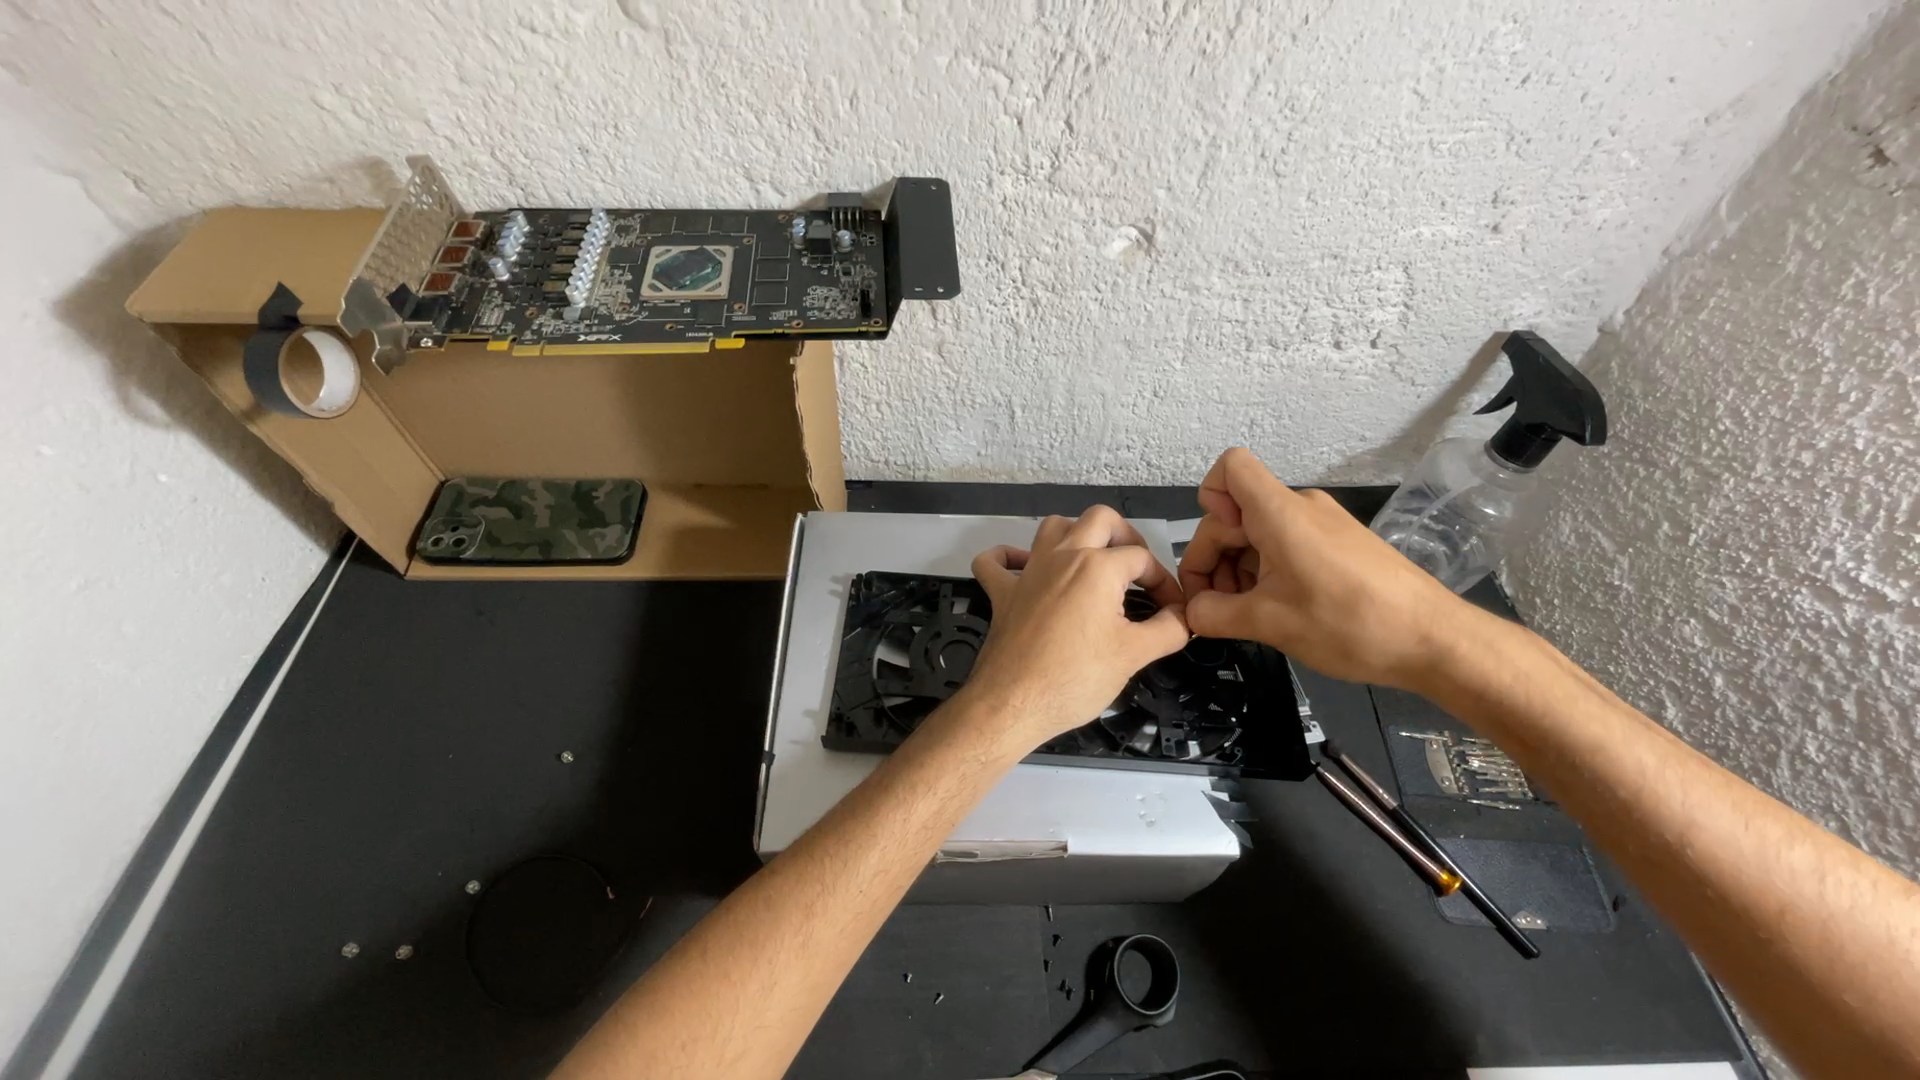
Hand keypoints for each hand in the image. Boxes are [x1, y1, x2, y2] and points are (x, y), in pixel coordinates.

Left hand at [966, 507, 1191, 749]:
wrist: (1013, 703)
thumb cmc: (1075, 678)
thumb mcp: (1134, 654)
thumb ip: (1168, 629)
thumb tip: (1183, 617)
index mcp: (1097, 567)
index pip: (1143, 559)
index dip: (1164, 582)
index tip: (1172, 609)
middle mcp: (1062, 556)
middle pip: (1099, 519)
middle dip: (1125, 536)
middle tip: (1136, 570)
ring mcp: (1027, 572)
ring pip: (1051, 528)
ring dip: (1074, 534)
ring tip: (1092, 562)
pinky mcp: (1001, 593)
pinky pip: (995, 562)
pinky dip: (1007, 558)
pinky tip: (1022, 567)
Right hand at [1178, 448, 1471, 689]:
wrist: (1435, 641)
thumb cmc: (1348, 624)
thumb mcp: (1268, 624)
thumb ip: (1213, 614)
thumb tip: (1191, 613)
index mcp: (1279, 513)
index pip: (1229, 468)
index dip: (1208, 500)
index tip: (1218, 551)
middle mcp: (1300, 508)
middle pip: (1235, 511)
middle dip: (1214, 557)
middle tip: (1215, 608)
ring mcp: (1324, 525)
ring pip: (1258, 532)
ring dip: (1239, 570)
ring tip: (1245, 616)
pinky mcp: (1341, 545)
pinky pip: (1286, 544)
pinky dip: (1267, 572)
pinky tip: (1276, 611)